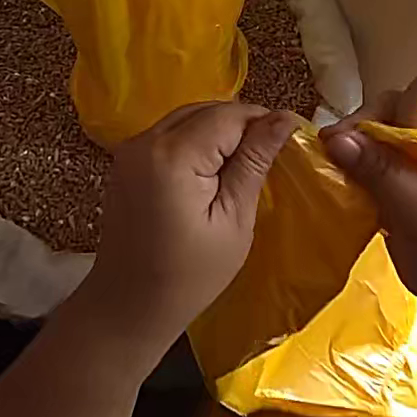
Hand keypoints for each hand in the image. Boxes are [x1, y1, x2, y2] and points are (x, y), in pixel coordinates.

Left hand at [87, 102, 299, 343]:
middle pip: (207, 109)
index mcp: (173, 156)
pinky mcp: (126, 161)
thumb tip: (284, 118)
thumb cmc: (189, 275)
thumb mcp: (234, 219)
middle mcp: (146, 141)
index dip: (262, 121)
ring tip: (246, 161)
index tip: (289, 140)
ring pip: (189, 116)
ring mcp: (131, 149)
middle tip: (270, 153)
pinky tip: (214, 168)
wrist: (126, 307)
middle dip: (242, 123)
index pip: (229, 115)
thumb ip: (255, 161)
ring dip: (220, 130)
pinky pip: (171, 132)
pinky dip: (198, 139)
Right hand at [320, 75, 416, 310]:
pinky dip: (355, 166)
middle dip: (371, 125)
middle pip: (400, 106)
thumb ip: (380, 169)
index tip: (401, 145)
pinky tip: (341, 177)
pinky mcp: (403, 185)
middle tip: (342, 147)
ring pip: (382, 132)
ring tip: (336, 162)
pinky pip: (373, 161)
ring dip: (357, 144)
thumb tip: (334, 138)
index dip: (411, 111)